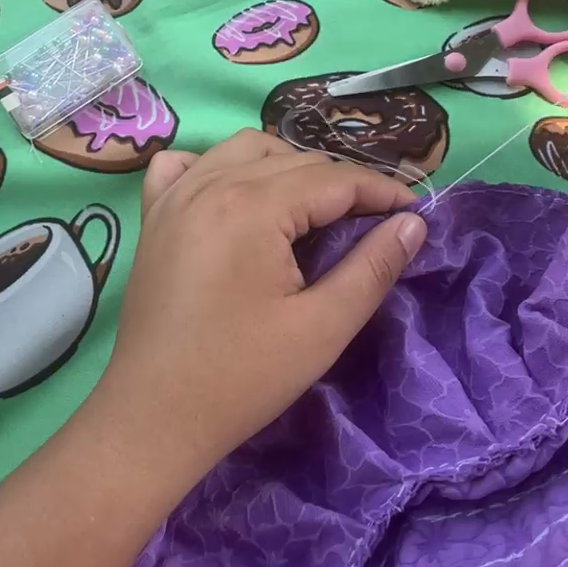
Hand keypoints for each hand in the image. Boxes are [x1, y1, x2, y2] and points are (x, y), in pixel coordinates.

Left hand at [86, 130, 426, 479]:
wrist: (153, 417)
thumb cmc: (242, 378)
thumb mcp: (322, 328)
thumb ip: (372, 269)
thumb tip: (414, 223)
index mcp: (252, 207)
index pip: (334, 178)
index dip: (381, 190)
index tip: (414, 210)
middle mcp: (212, 185)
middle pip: (294, 160)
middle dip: (343, 183)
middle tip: (373, 222)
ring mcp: (175, 196)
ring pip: (245, 149)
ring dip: (288, 165)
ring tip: (312, 209)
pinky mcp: (155, 216)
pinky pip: (189, 164)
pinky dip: (218, 165)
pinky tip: (235, 195)